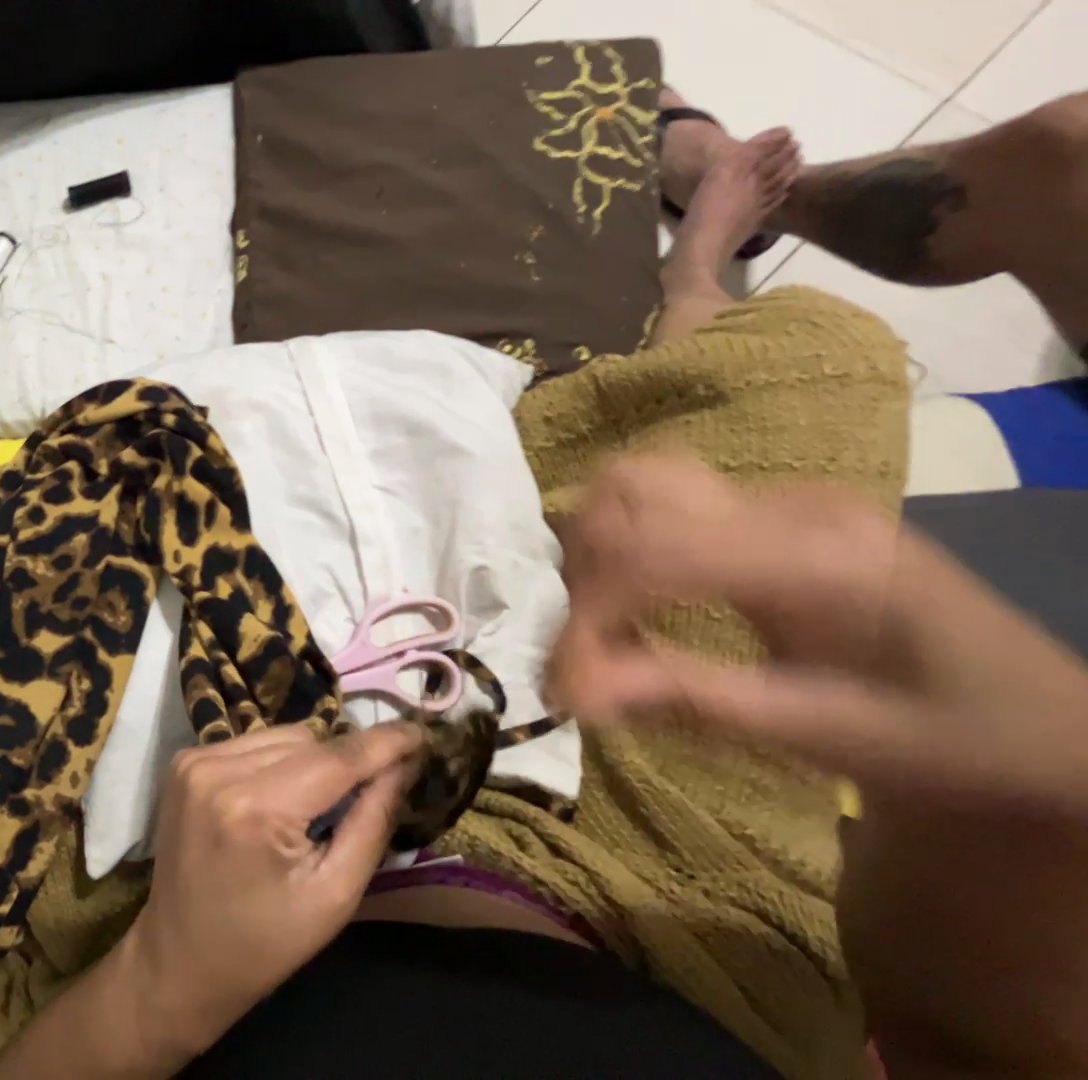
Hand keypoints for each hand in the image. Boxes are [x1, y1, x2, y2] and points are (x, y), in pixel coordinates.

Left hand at [117, 722, 422, 1056]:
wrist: (179, 958)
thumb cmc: (264, 942)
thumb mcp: (334, 895)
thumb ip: (371, 821)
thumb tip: (404, 764)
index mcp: (256, 808)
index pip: (335, 757)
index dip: (384, 742)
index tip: (422, 733)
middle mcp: (218, 770)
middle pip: (308, 739)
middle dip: (342, 763)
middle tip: (357, 802)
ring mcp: (193, 762)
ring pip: (279, 736)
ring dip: (307, 761)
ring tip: (309, 810)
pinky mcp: (182, 763)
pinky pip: (249, 744)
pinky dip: (273, 763)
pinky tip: (273, 803)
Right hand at [549, 455, 1087, 815]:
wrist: (1049, 725)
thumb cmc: (953, 742)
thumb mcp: (826, 738)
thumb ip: (690, 700)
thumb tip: (570, 691)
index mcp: (822, 559)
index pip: (650, 554)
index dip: (586, 619)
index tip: (566, 689)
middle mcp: (793, 506)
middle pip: (628, 489)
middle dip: (581, 573)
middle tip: (586, 649)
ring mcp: (783, 499)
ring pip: (635, 482)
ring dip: (594, 549)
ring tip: (603, 623)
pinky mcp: (770, 512)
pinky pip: (661, 502)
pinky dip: (620, 545)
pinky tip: (637, 604)